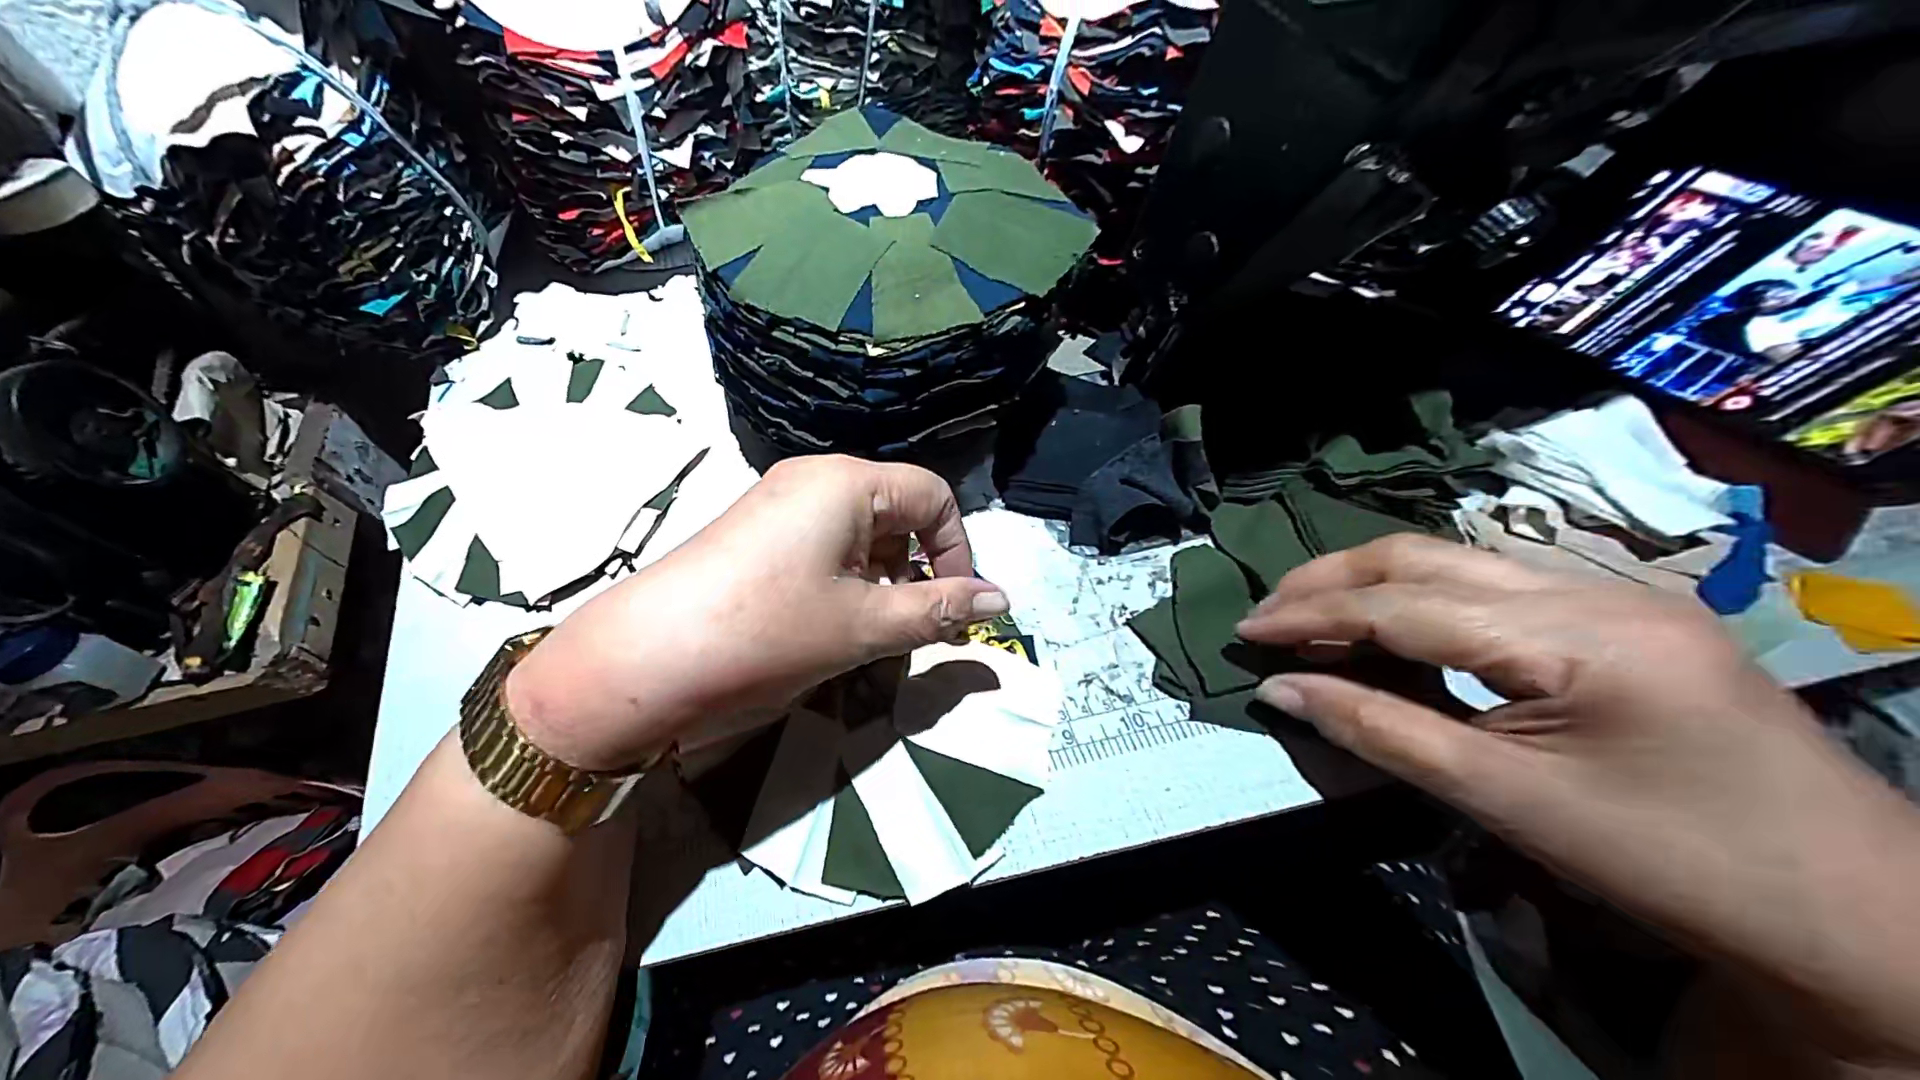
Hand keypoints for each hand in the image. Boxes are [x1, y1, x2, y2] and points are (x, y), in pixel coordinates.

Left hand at [505, 455, 1006, 771]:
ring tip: (870, 628)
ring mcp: (779, 504)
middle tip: (914, 623)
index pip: (932, 496)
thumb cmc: (768, 632)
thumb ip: (939, 611)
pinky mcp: (757, 534)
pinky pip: (825, 544)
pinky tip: (830, 621)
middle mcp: (813, 479)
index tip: (955, 605)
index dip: (958, 549)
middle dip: (920, 566)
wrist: (644, 662)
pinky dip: (847, 578)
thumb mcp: (865, 625)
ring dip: (885, 577)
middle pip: (897, 510)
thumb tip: (1003, 601)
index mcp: (846, 483)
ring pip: (862, 531)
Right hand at [1236, 535, 1919, 1062]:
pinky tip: (1391, 627)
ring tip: (1310, 614)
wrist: (1859, 916)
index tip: (1247, 630)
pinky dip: (1420, 600)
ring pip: (1456, 562)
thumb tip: (1282, 690)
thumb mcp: (1504, 799)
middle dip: (1331, 580)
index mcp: (1579, 636)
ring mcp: (1615, 596)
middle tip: (1267, 611)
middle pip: (1426, 558)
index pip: (1405, 605)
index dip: (1314, 615)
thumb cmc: (1668, 863)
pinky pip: (1492, 588)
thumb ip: (1380, 730)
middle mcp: (1595, 591)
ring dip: (1371, 582)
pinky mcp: (1621, 616)